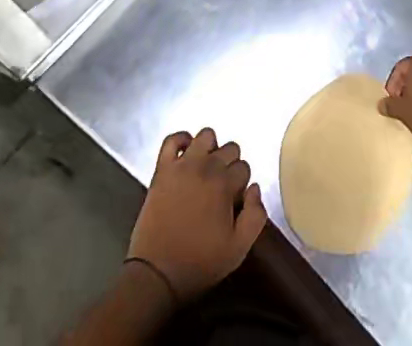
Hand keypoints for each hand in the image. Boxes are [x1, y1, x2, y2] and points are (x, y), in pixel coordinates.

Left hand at [127, 128, 266, 300]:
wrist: (155, 276)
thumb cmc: (199, 262)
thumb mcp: (239, 248)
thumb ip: (256, 215)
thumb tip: (255, 188)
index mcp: (224, 185)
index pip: (244, 168)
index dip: (241, 185)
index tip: (233, 203)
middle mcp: (205, 168)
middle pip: (230, 149)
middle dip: (230, 165)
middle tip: (221, 189)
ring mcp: (181, 167)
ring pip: (206, 136)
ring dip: (211, 149)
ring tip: (206, 171)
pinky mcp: (161, 171)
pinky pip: (172, 140)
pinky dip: (181, 141)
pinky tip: (186, 156)